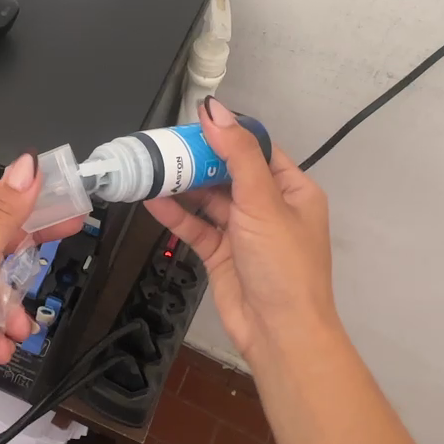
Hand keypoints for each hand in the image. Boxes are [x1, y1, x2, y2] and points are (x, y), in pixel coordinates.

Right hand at [145, 98, 337, 365]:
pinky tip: (153, 199)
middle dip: (197, 159)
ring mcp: (244, 231)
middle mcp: (269, 206)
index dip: (226, 134)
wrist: (281, 334)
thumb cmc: (282, 264)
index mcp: (292, 189)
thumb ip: (236, 154)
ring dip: (183, 185)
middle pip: (227, 172)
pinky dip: (176, 214)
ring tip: (152, 167)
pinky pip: (196, 226)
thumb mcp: (262, 202)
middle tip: (163, 144)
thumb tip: (214, 109)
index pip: (255, 149)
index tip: (192, 122)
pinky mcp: (221, 253)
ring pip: (208, 199)